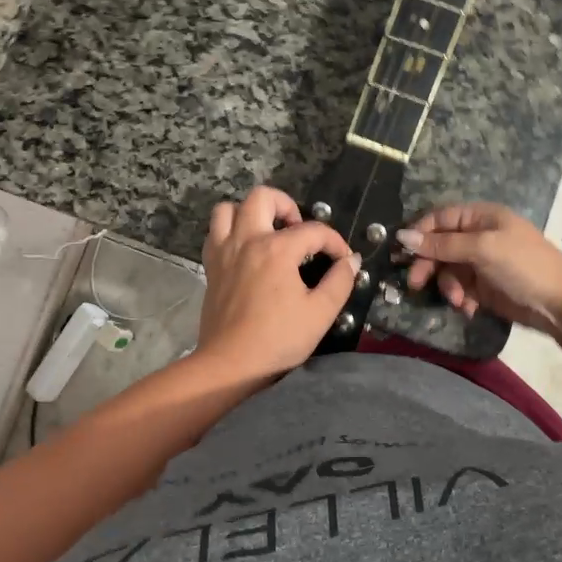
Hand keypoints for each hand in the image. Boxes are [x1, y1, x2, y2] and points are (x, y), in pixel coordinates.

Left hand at [196, 187, 359, 379]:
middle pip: (263, 197)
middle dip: (286, 206)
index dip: (334, 242)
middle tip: (298, 230)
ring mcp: (224, 252)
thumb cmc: (278, 339)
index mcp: (277, 249)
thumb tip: (350, 261)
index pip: (313, 231)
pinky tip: (246, 250)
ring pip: (229, 208)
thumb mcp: (320, 314)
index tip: (344, 260)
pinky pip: (214, 232)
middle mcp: (248, 240)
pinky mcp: (211, 267)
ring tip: (268, 232)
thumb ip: (339, 282)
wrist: (229, 364)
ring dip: (250, 212)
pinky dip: (230, 231)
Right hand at [399, 202, 561, 336]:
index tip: (401, 252)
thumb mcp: (482, 249)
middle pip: (440, 246)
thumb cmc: (524, 266)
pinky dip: (461, 298)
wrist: (561, 305)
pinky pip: (460, 288)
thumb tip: (402, 236)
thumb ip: (442, 244)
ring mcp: (482, 262)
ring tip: (459, 301)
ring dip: (448, 286)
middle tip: (415, 284)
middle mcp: (479, 236)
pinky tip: (470, 308)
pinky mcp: (485, 287)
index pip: (440, 218)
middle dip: (428, 265)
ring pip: (448, 270)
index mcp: (481, 217)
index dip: (420, 233)